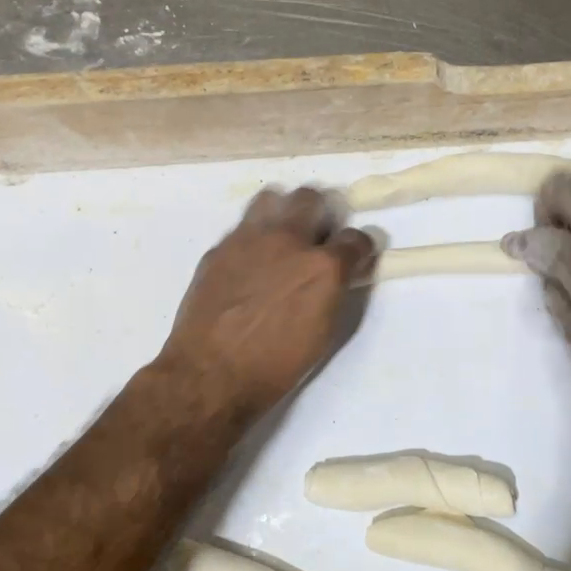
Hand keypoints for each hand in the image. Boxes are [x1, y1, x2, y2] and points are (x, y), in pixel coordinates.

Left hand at [158, 187, 375, 417]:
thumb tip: (340, 275)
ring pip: (271, 197)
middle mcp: (288, 241)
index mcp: (323, 267)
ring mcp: (248, 239)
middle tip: (316, 238)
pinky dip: (253, 237)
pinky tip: (250, 263)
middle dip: (321, 214)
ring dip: (283, 212)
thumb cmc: (275, 366)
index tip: (354, 257)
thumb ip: (335, 293)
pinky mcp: (219, 248)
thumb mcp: (322, 333)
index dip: (358, 248)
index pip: (356, 239)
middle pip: (311, 198)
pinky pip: (242, 227)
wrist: (212, 373)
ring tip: (281, 237)